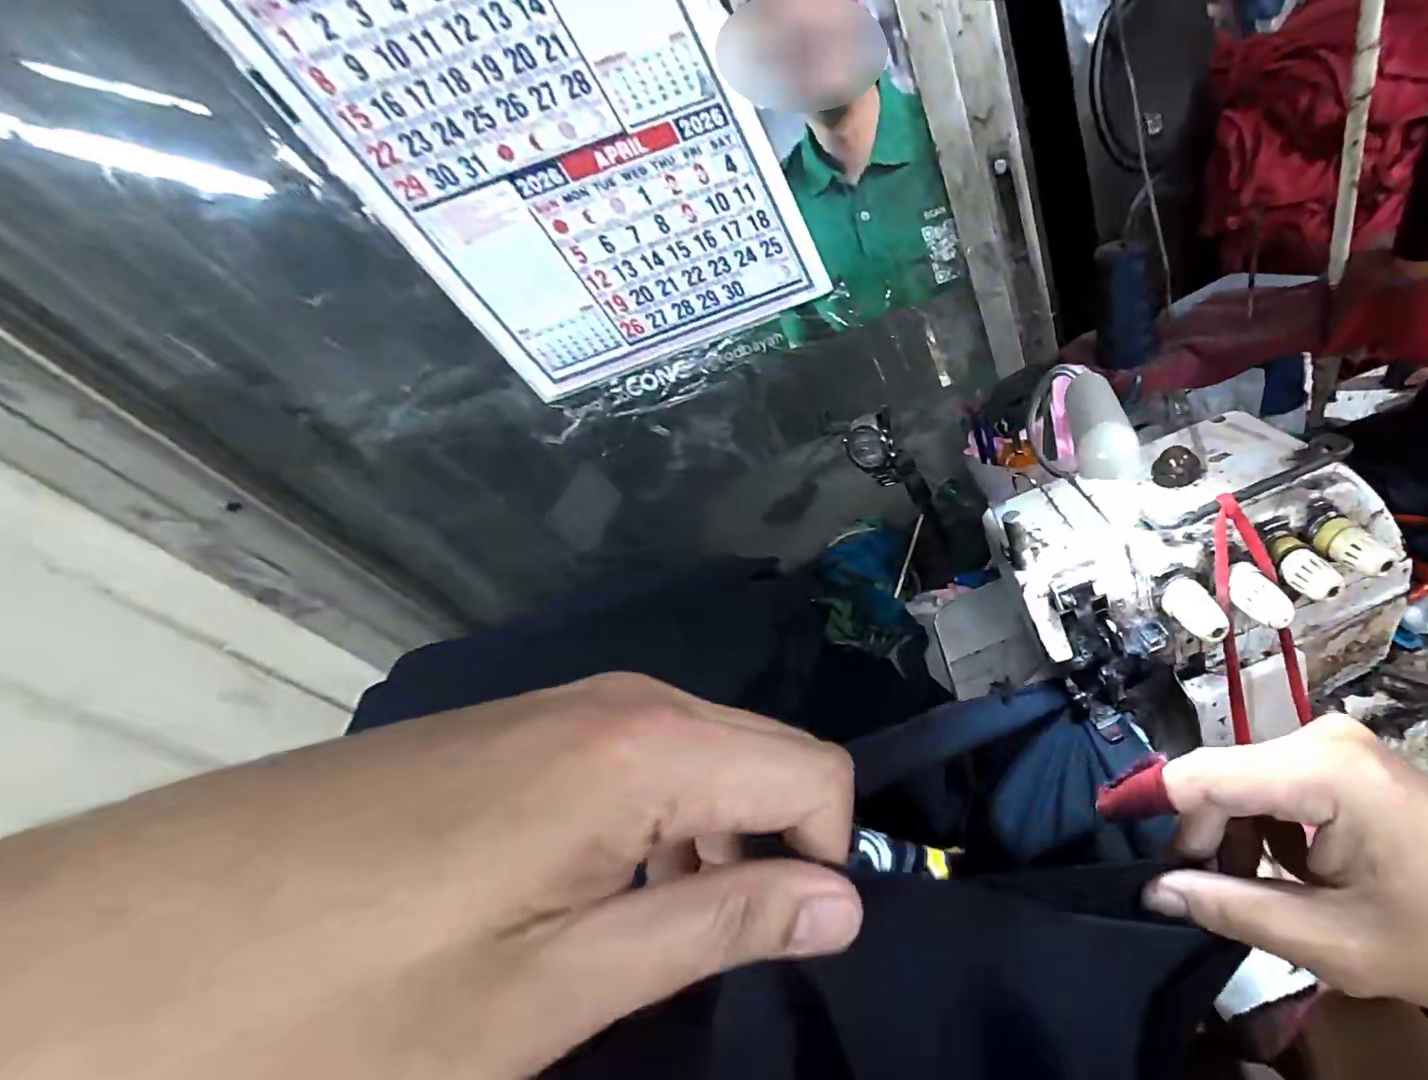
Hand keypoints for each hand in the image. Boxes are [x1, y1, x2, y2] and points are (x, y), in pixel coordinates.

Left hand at [0, 673, 861, 1079]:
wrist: (51, 972)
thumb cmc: (319, 1013)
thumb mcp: (546, 993)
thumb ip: (718, 923)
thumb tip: (843, 904)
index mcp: (648, 745)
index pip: (814, 773)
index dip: (830, 855)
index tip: (796, 936)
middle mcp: (627, 698)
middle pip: (769, 753)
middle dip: (782, 841)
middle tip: (731, 942)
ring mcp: (570, 702)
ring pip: (712, 752)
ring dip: (722, 833)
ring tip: (661, 925)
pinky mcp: (523, 723)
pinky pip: (646, 753)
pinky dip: (665, 816)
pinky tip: (601, 886)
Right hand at [1141, 714, 1427, 1025]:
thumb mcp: (1331, 943)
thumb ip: (1231, 908)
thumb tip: (1155, 891)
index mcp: (1321, 767)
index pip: (1205, 776)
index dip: (1153, 806)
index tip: (1117, 839)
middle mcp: (1321, 735)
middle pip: (1222, 777)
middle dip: (1204, 837)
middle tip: (1206, 899)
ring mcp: (1336, 741)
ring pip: (1246, 782)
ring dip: (1236, 837)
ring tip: (1259, 896)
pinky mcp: (1346, 756)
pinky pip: (1276, 783)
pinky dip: (1266, 827)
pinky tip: (1292, 872)